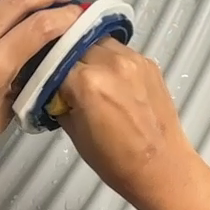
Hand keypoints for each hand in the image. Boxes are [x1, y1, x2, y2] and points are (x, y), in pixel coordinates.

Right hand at [57, 40, 195, 206]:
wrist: (162, 168)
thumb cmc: (116, 160)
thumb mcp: (73, 132)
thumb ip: (59, 102)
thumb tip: (52, 89)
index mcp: (86, 82)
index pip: (53, 63)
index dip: (48, 75)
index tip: (47, 84)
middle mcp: (109, 63)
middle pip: (74, 46)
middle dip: (67, 61)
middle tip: (67, 80)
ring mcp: (132, 59)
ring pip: (97, 41)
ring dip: (88, 54)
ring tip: (90, 76)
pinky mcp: (148, 61)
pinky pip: (119, 49)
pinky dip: (109, 59)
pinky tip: (111, 78)